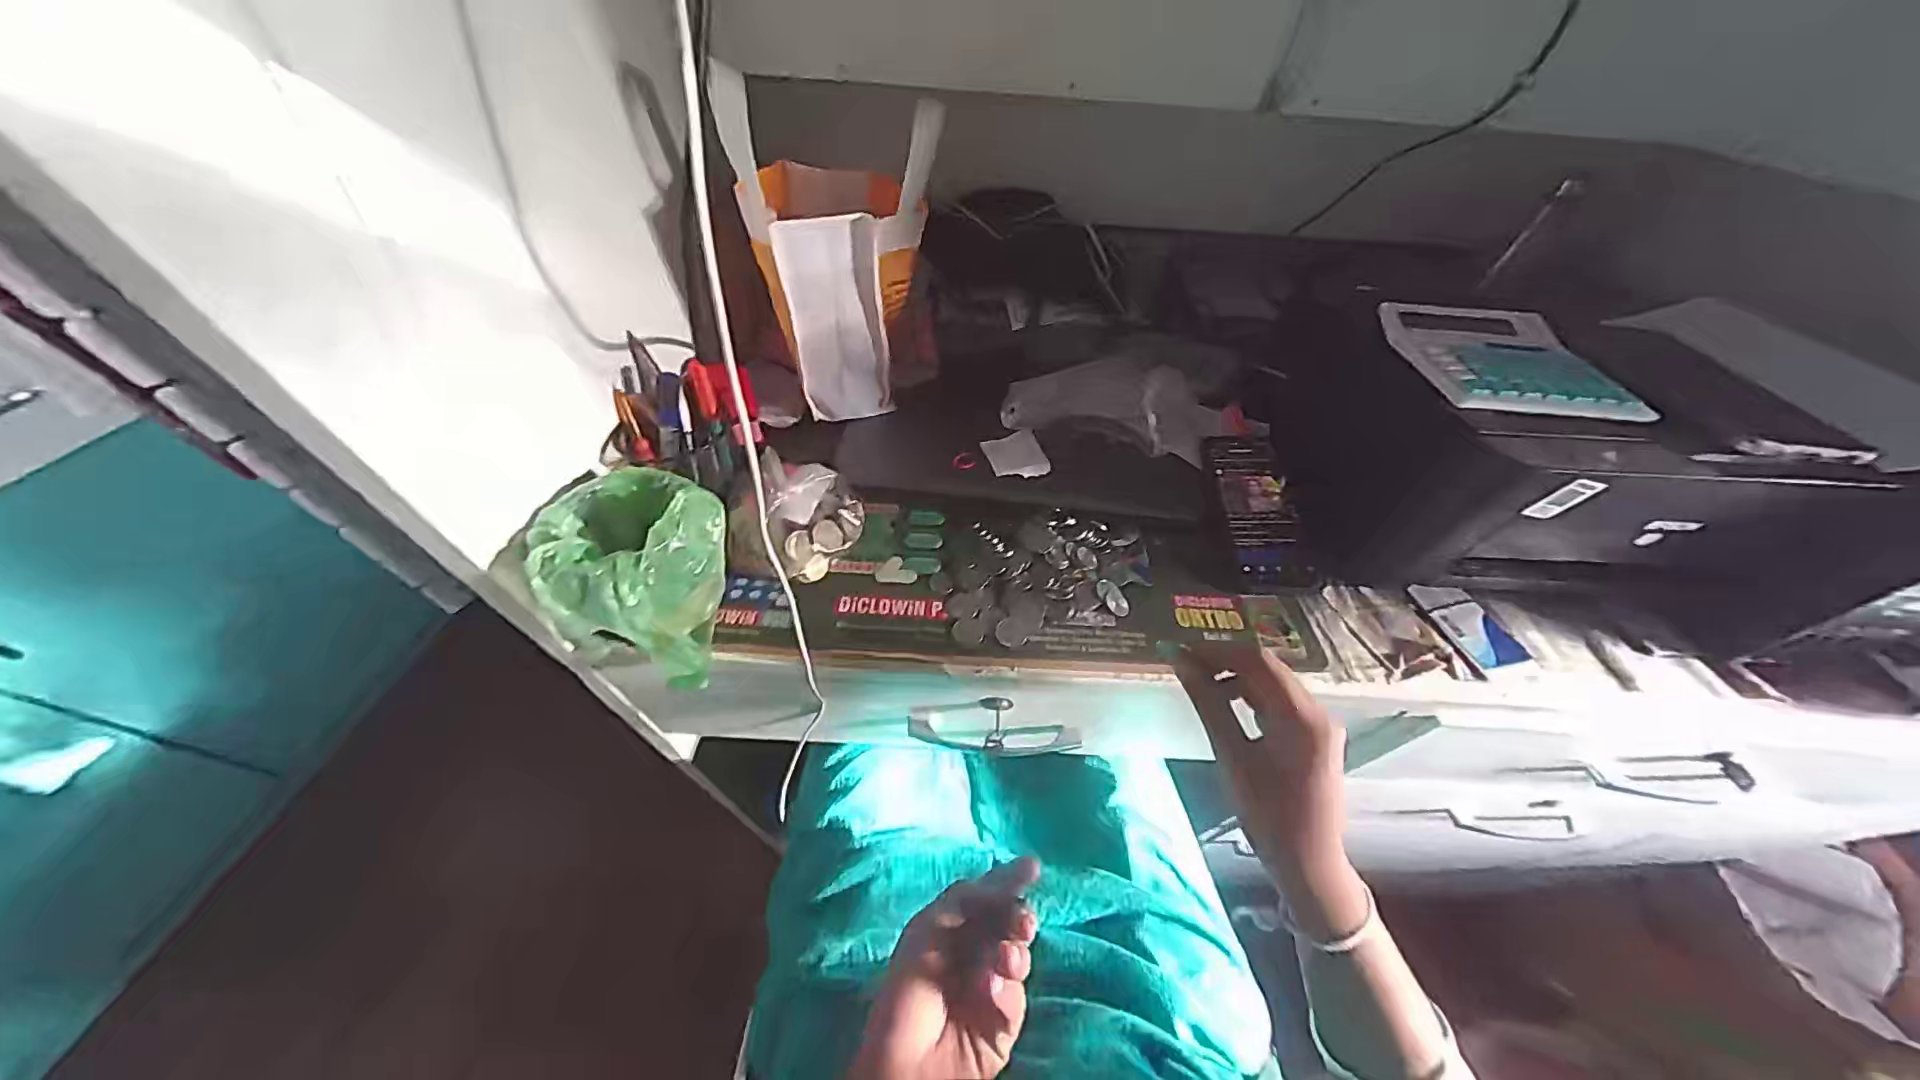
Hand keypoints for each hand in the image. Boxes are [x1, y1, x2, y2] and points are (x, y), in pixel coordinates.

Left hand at [846, 857, 1041, 1079]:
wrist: (905, 1060)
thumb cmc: (908, 987)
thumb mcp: (928, 928)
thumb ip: (963, 899)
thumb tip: (1001, 881)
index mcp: (954, 927)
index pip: (986, 897)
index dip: (1007, 880)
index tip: (1033, 867)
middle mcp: (975, 952)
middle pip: (1007, 923)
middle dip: (1019, 916)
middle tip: (1023, 921)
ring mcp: (992, 986)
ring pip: (1018, 955)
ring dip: (1016, 950)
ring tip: (1006, 957)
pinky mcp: (1004, 1022)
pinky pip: (1015, 996)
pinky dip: (1006, 988)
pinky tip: (990, 990)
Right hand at [1173, 644, 1365, 939]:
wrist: (1308, 862)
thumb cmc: (1267, 813)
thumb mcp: (1231, 754)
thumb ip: (1207, 702)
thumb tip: (1180, 661)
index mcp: (1302, 715)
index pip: (1256, 661)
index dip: (1215, 650)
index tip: (1179, 651)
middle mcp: (1318, 711)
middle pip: (1268, 667)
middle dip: (1224, 660)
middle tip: (1184, 663)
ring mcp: (1320, 723)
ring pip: (1273, 682)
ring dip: (1236, 676)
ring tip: (1200, 683)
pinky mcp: (1315, 735)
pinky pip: (1280, 701)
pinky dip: (1251, 695)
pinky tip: (1226, 703)